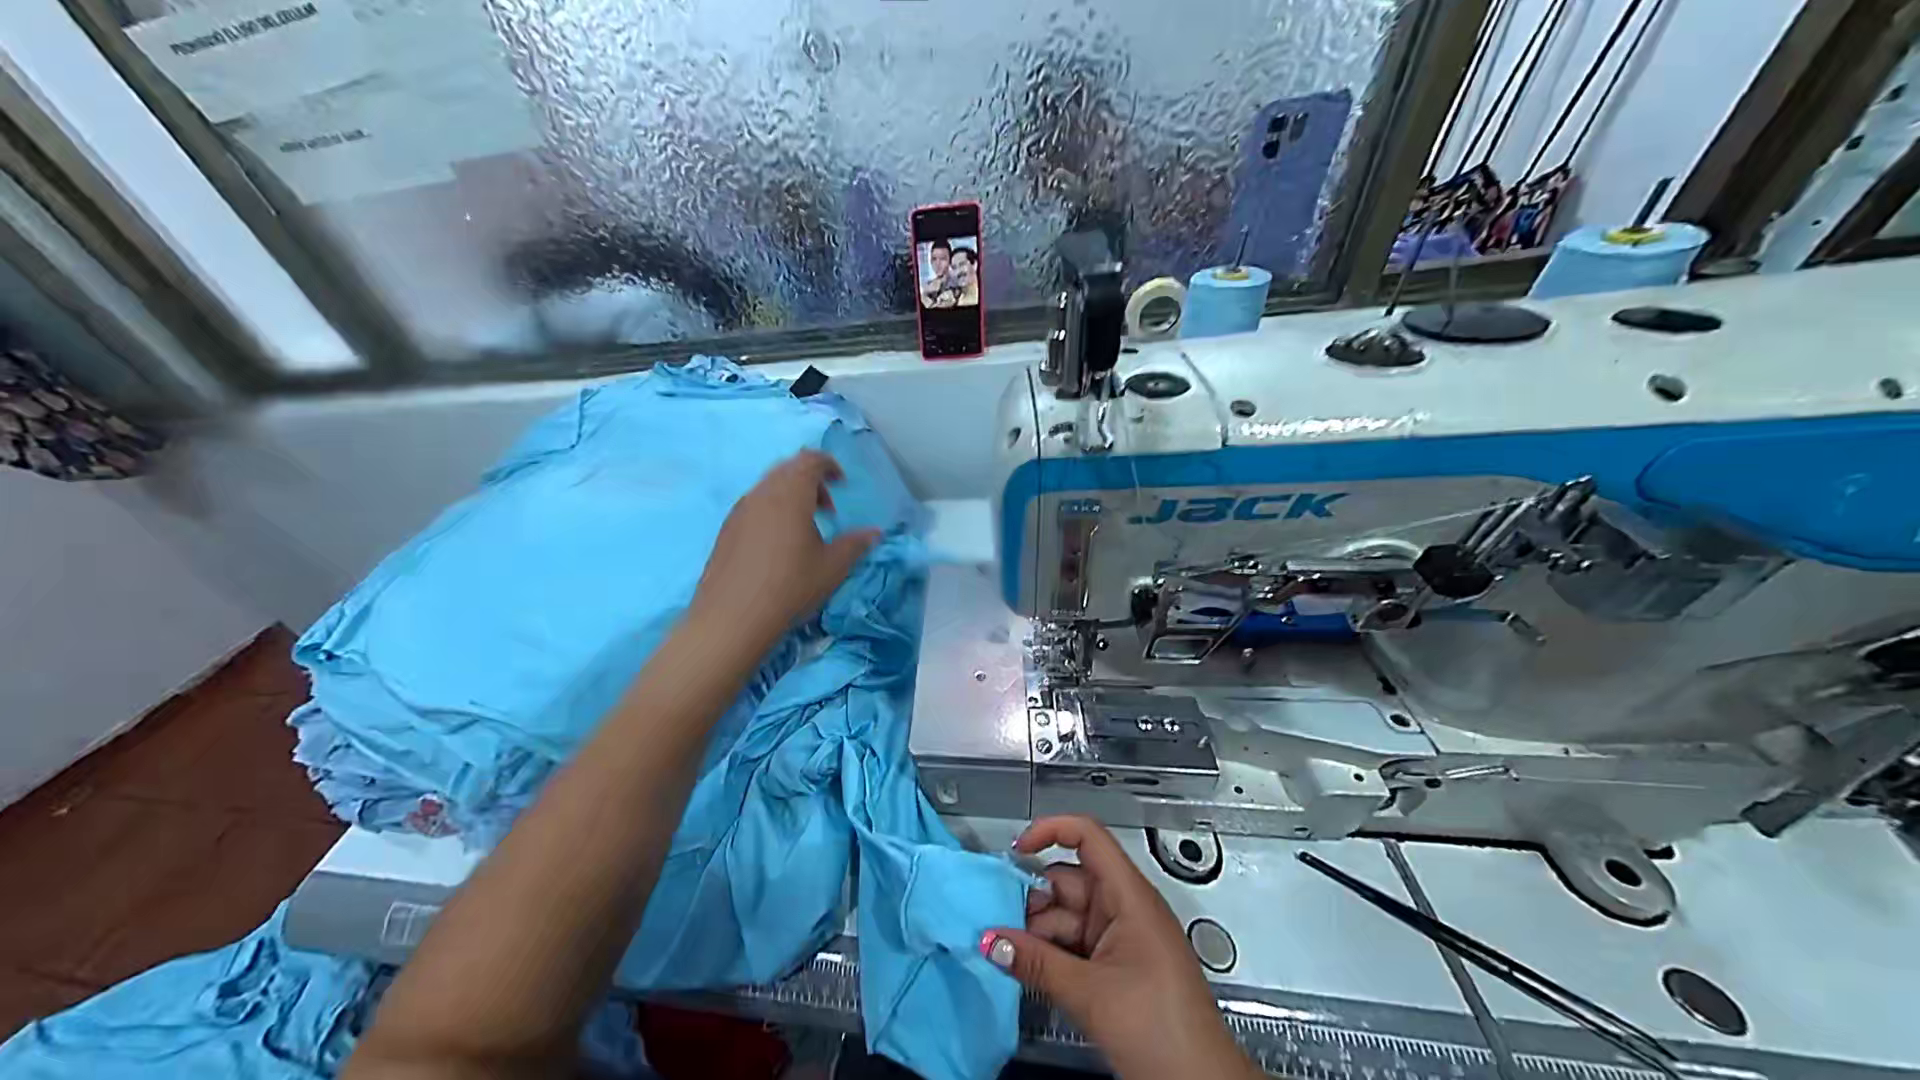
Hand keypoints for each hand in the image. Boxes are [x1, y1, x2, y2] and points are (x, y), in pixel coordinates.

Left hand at [691, 450, 881, 644]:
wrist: (731, 617)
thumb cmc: (790, 586)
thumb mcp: (832, 567)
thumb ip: (856, 544)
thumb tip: (874, 533)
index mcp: (791, 493)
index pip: (810, 460)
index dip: (829, 466)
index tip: (842, 485)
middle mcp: (762, 493)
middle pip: (788, 469)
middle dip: (810, 481)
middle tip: (827, 509)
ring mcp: (740, 510)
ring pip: (768, 488)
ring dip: (791, 497)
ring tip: (805, 529)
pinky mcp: (726, 530)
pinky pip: (754, 506)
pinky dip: (772, 511)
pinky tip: (779, 546)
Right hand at [981, 817, 1263, 1079]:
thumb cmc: (1160, 1030)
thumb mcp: (1089, 993)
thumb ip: (1036, 963)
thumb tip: (991, 940)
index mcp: (1128, 896)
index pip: (1089, 836)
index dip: (1051, 830)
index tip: (1018, 850)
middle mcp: (1124, 907)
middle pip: (1068, 880)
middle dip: (1033, 900)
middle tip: (1000, 923)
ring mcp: (1120, 935)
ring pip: (1066, 915)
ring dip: (1038, 932)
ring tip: (1011, 955)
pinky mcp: (1115, 963)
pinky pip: (1073, 943)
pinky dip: (1050, 953)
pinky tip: (1028, 969)